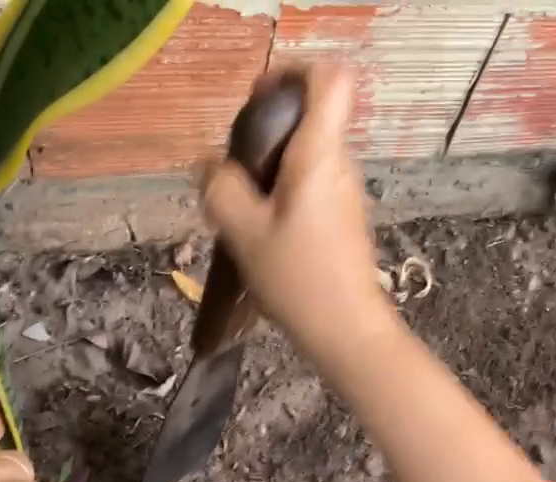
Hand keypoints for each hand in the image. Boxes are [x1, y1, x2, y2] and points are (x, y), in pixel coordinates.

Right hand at [200, 64, 398, 356]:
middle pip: (307, 120)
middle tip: (235, 172)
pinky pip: (310, 191)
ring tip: (243, 213)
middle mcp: (339, 166)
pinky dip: (283, 199)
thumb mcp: (244, 233)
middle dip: (266, 134)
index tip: (257, 103)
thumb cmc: (299, 280)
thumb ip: (220, 189)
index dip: (292, 73)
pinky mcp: (344, 223)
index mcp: (318, 154)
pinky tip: (264, 236)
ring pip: (305, 160)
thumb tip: (207, 165)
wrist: (348, 333)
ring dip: (270, 174)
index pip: (327, 78)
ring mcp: (345, 195)